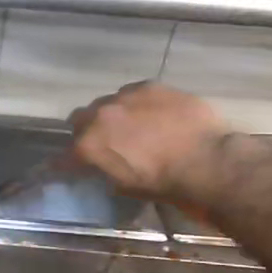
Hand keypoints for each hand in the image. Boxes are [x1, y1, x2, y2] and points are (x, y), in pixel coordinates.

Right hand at [68, 82, 239, 200]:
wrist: (206, 161)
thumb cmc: (165, 183)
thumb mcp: (125, 187)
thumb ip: (106, 171)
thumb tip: (104, 166)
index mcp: (88, 145)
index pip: (65, 155)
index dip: (69, 162)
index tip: (73, 166)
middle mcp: (99, 116)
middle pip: (80, 119)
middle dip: (88, 130)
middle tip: (107, 142)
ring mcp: (124, 96)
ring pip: (108, 102)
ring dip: (115, 114)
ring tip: (135, 126)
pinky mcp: (149, 85)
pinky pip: (134, 92)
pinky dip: (139, 103)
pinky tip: (156, 114)